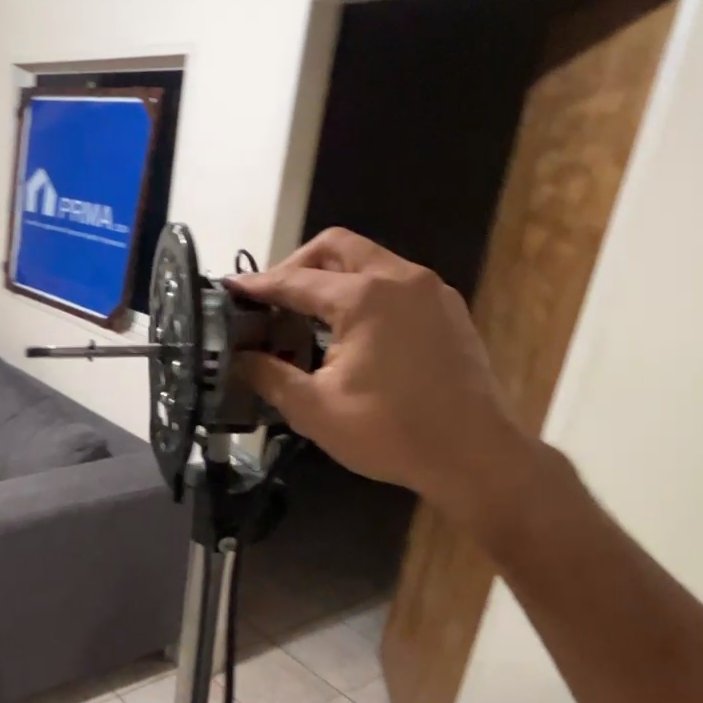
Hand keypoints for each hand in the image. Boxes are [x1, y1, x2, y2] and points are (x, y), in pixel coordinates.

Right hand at [227, 229, 540, 521]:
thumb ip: (269, 375)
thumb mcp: (314, 409)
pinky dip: (363, 292)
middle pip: (336, 247)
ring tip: (305, 315)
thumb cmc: (390, 432)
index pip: (295, 280)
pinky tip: (349, 331)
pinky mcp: (448, 310)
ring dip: (332, 278)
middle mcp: (399, 278)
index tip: (228, 290)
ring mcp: (430, 291)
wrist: (474, 455)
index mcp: (364, 297)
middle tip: (270, 298)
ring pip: (369, 261)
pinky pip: (394, 283)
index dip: (257, 286)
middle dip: (297, 266)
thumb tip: (239, 358)